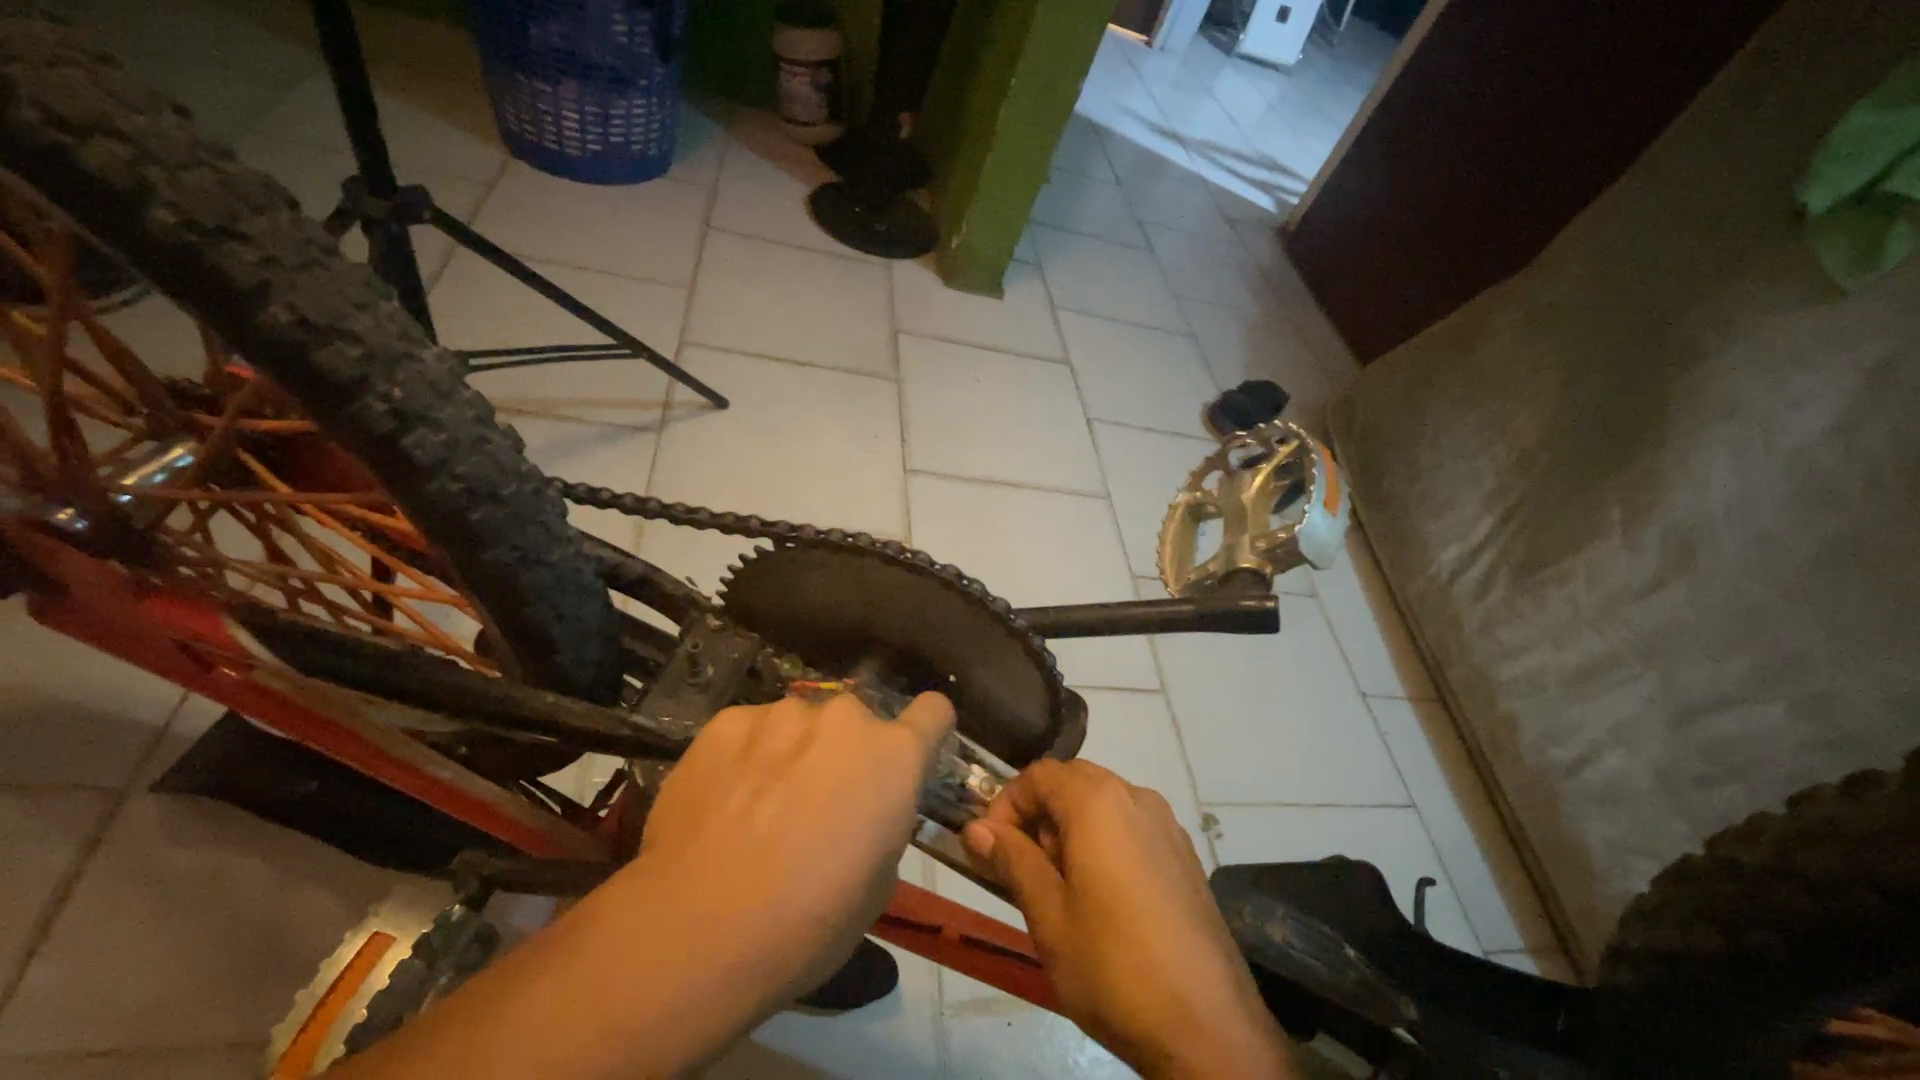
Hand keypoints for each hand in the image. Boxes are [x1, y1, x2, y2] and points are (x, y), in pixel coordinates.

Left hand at [637, 690, 954, 1006]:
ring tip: (758, 810)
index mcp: (893, 757)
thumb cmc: (809, 923)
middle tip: (816, 808)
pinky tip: (722, 805)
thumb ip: (882, 824)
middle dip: (844, 756)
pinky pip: (749, 732)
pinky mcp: (723, 724)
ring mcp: (779, 715)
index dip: (924, 735)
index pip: (933, 712)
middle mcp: (843, 719)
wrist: (700, 929)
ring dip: (792, 754)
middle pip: (856, 724)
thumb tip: (860, 814)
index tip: (905, 763)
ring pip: (799, 726)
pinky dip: (745, 758)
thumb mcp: (878, 884)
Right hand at [962, 760, 1295, 1079]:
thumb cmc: (1112, 965)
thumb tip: (977, 828)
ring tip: (1058, 891)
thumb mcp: (1047, 914)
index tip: (990, 851)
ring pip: (1104, 806)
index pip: (1038, 775)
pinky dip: (1103, 845)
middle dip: (1038, 816)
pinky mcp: (1185, 858)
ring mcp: (1168, 827)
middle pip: (1073, 782)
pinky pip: (1131, 830)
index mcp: (1099, 802)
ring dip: (1070, 830)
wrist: (1207, 1026)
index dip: (1005, 805)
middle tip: (1022, 871)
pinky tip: (1100, 902)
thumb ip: (1012, 860)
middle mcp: (1138, 798)